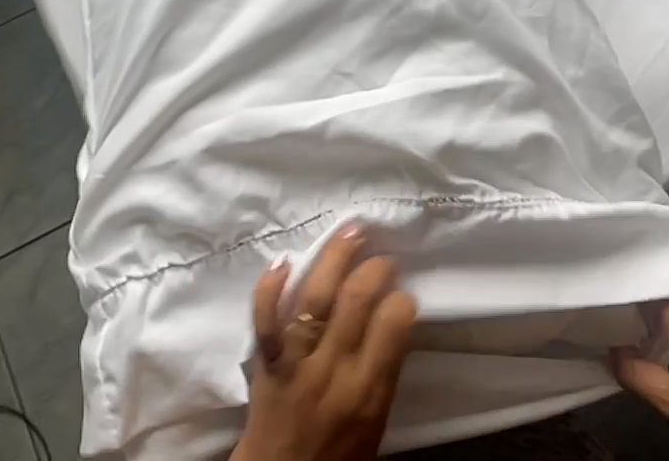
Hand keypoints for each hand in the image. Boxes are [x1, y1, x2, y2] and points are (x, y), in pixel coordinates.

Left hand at [233, 225, 418, 460]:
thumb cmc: (339, 452)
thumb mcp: (377, 418)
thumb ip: (384, 369)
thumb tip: (396, 315)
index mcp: (368, 390)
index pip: (393, 325)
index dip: (402, 299)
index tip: (403, 289)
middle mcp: (333, 370)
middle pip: (355, 300)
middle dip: (373, 267)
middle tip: (382, 254)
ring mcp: (296, 362)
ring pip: (314, 297)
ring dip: (334, 257)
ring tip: (350, 230)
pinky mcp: (266, 360)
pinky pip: (264, 318)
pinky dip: (271, 287)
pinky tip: (284, 259)